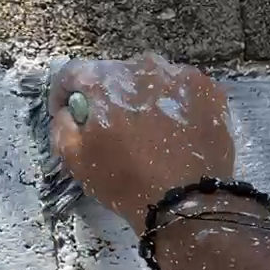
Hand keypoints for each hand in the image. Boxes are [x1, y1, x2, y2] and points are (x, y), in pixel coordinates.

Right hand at [45, 53, 235, 232]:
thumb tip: (67, 111)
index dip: (62, 93)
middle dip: (104, 96)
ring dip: (138, 97)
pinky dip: (168, 101)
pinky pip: (178, 88)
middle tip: (107, 126)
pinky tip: (170, 128)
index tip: (65, 113)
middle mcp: (142, 68)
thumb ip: (62, 126)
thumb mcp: (75, 160)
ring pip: (148, 78)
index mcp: (105, 82)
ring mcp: (179, 76)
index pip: (72, 73)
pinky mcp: (208, 89)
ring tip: (142, 128)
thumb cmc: (124, 181)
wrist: (184, 202)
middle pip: (112, 74)